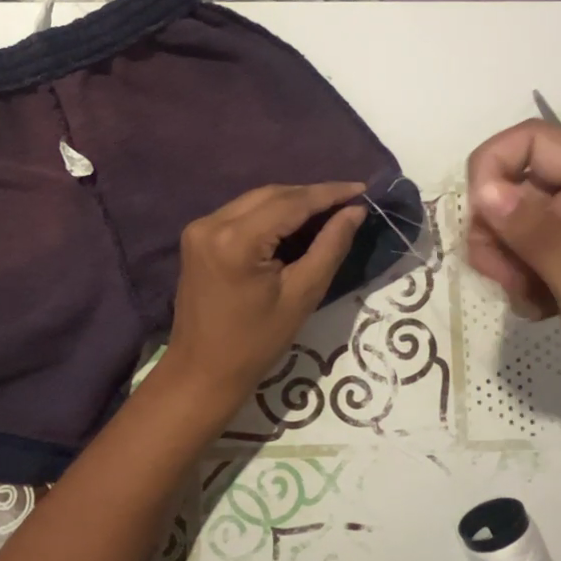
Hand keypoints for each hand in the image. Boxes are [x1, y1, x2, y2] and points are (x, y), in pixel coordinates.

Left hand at [161, 182, 368, 406]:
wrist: (202, 370)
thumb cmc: (256, 342)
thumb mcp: (302, 295)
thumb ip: (330, 247)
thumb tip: (354, 211)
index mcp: (236, 239)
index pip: (291, 202)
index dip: (329, 193)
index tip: (363, 189)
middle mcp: (212, 223)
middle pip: (271, 195)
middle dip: (311, 195)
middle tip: (350, 202)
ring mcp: (200, 227)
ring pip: (256, 200)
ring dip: (291, 202)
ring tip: (329, 210)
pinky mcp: (197, 236)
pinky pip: (241, 213)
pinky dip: (270, 213)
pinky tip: (295, 222)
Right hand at [466, 120, 560, 426]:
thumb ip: (540, 239)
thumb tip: (484, 188)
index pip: (533, 140)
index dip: (493, 168)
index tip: (482, 222)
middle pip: (515, 181)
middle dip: (494, 227)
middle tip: (504, 279)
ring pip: (513, 218)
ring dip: (505, 258)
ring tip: (529, 300)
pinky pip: (528, 248)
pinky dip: (520, 276)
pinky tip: (540, 308)